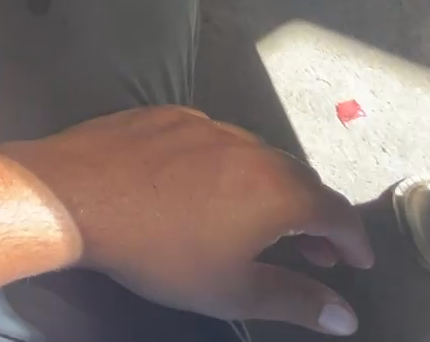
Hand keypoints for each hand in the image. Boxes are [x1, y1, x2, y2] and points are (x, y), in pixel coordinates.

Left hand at [0, 106, 372, 335]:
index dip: (353, 240)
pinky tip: (201, 183)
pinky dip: (221, 160)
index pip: (336, 210)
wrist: (73, 194)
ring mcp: (194, 122)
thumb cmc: (157, 249)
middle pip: (295, 175)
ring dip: (266, 182)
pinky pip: (204, 135)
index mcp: (273, 187)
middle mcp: (241, 143)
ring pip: (249, 150)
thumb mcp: (232, 289)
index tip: (355, 262)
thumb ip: (296, 300)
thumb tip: (344, 316)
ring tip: (256, 217)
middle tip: (310, 249)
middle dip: (312, 212)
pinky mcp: (155, 113)